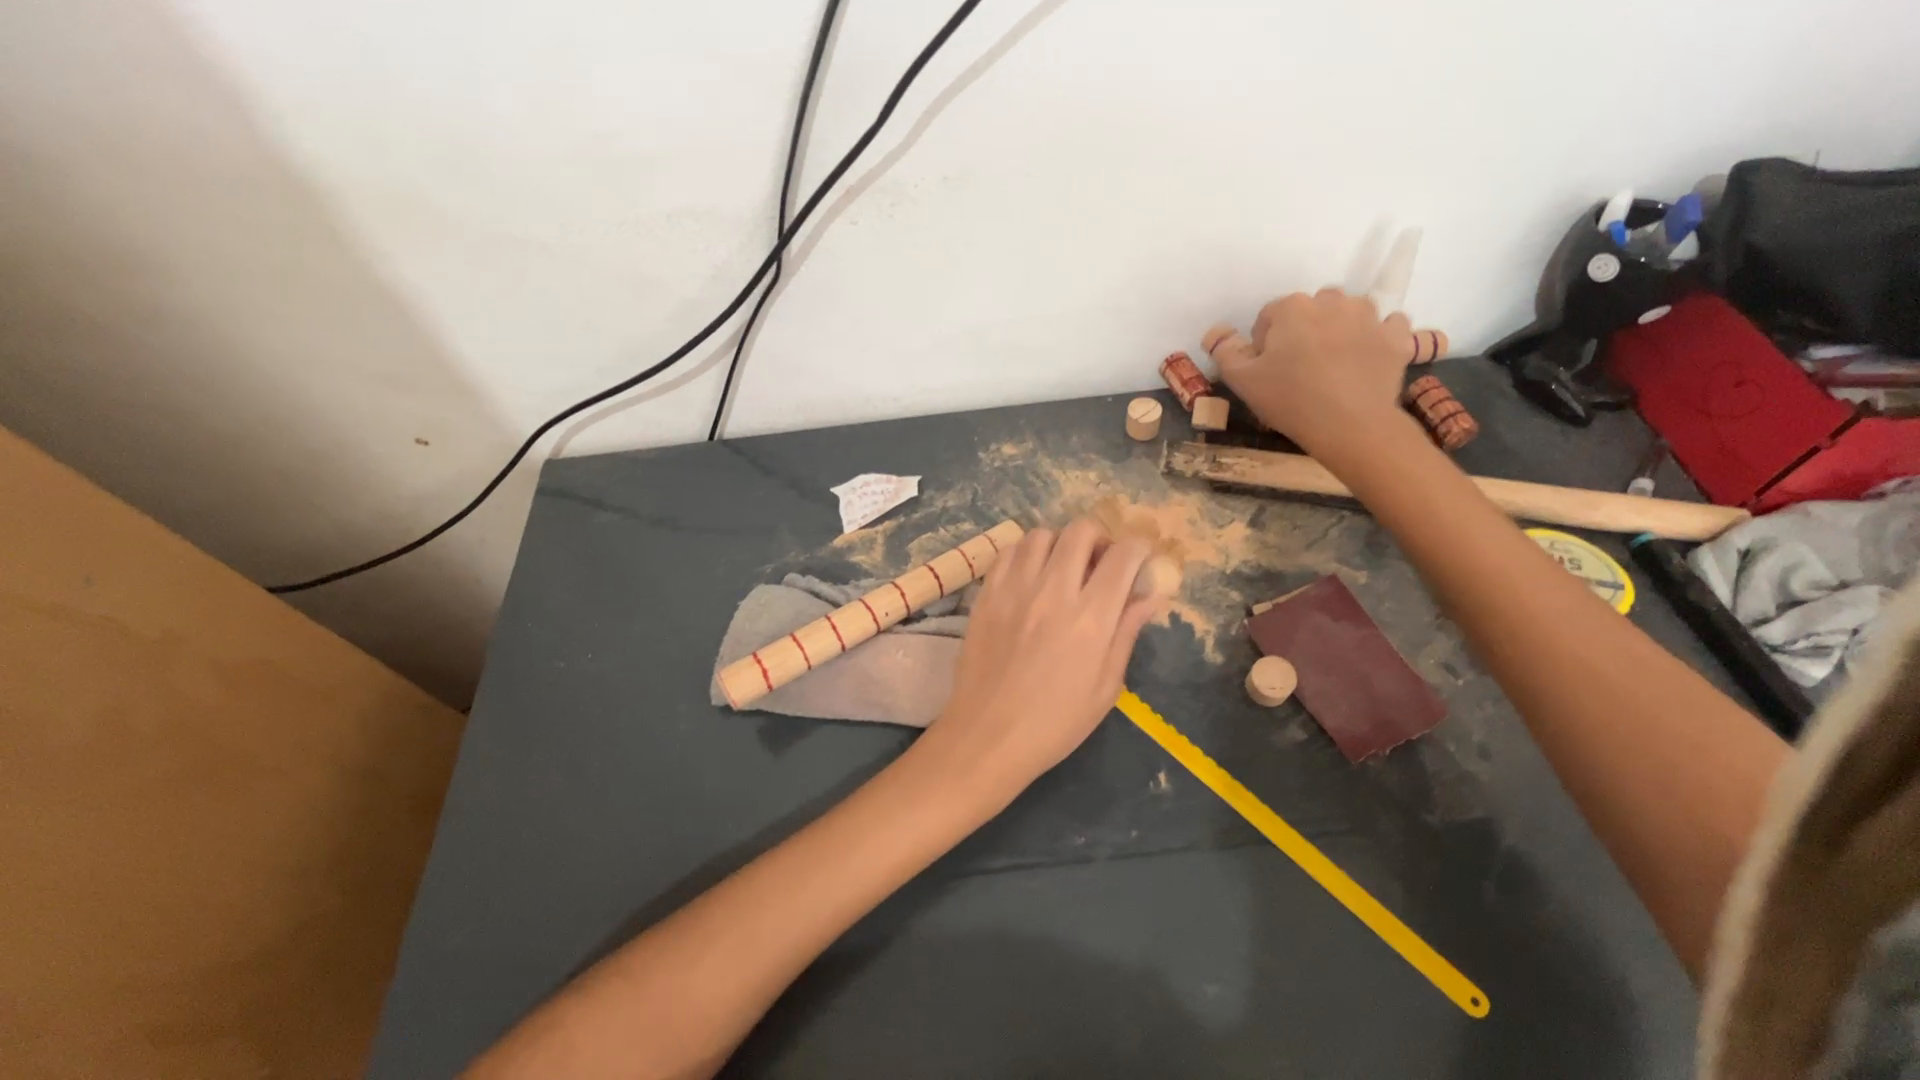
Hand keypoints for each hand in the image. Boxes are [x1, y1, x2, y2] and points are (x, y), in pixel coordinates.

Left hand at [913, 519, 1157, 805]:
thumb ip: (1126, 632)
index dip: (1138, 549)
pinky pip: (1009, 551)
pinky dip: (1026, 553)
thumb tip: (1150, 595)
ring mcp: (1015, 588)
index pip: (1123, 555)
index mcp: (1092, 617)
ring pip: (1042, 534)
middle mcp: (1054, 591)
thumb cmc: (1056, 723)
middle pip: (1082, 530)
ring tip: (1062, 568)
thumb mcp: (1106, 686)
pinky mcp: (986, 594)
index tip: (1138, 562)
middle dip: (1100, 538)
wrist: (988, 736)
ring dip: (1060, 543)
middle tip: (1099, 563)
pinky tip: (1031, 575)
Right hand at [1204, 288, 1419, 459]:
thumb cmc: (1290, 400)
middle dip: (1304, 331)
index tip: (1268, 370)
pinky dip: (1377, 337)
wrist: (1352, 426)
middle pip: (1311, 310)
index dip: (1265, 344)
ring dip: (1340, 330)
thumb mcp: (1242, 381)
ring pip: (1349, 313)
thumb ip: (1225, 351)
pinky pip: (1386, 326)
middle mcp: (1332, 301)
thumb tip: (1218, 333)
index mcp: (1292, 307)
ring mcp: (1369, 316)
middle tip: (1300, 368)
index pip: (1269, 317)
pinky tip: (1366, 359)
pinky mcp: (1396, 336)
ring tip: (1334, 365)